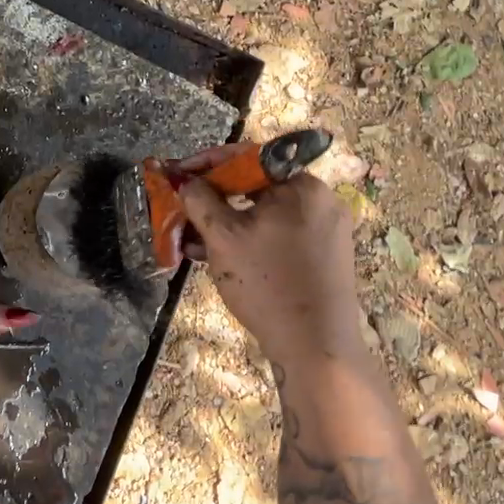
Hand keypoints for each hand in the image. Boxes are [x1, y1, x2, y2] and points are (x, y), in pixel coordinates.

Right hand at [174, 146, 361, 369]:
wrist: (315, 346)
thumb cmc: (266, 282)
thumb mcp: (222, 236)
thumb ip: (199, 199)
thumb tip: (183, 179)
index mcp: (302, 188)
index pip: (248, 158)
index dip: (206, 162)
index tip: (177, 174)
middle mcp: (320, 202)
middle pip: (255, 186)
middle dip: (213, 197)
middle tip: (182, 208)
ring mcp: (326, 230)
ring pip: (263, 212)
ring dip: (225, 221)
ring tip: (192, 239)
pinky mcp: (323, 256)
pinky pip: (277, 233)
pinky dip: (247, 238)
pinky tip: (218, 256)